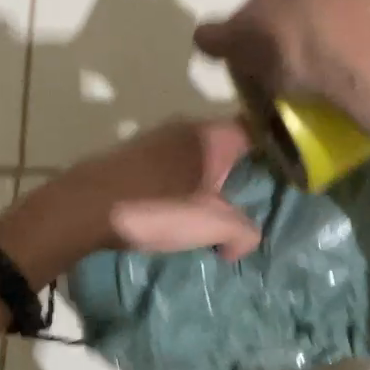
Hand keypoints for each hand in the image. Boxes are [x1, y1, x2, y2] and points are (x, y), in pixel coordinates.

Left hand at [0, 119, 260, 282]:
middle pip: (229, 144)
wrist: (83, 209)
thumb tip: (244, 242)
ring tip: (217, 212)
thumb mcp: (210, 225)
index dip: (276, 152)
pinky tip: (181, 210)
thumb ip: (241, 231)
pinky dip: (184, 184)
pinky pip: (174, 166)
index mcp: (212, 136)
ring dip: (210, 181)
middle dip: (243, 173)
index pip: (258, 131)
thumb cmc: (154, 210)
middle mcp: (186, 127)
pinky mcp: (134, 156)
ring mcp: (157, 139)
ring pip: (199, 156)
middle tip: (254, 202)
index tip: (286, 178)